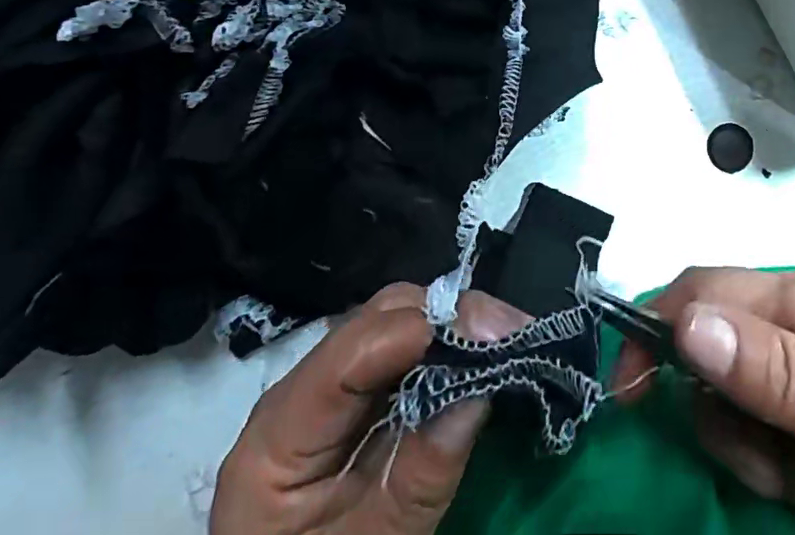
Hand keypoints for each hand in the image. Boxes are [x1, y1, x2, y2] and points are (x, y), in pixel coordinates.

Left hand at [211, 282, 529, 534]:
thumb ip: (418, 478)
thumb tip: (479, 393)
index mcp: (283, 426)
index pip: (351, 350)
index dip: (420, 329)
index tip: (490, 331)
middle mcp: (302, 384)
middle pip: (375, 319)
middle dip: (446, 316)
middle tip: (512, 333)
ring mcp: (329, 383)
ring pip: (392, 322)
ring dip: (452, 324)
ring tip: (507, 338)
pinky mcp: (356, 394)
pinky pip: (401, 351)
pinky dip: (444, 346)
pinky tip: (480, 354)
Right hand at [609, 267, 794, 533]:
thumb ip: (785, 376)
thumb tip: (684, 323)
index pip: (699, 294)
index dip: (658, 335)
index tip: (638, 397)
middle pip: (718, 357)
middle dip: (731, 420)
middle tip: (783, 473)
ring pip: (748, 408)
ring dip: (771, 458)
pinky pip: (787, 443)